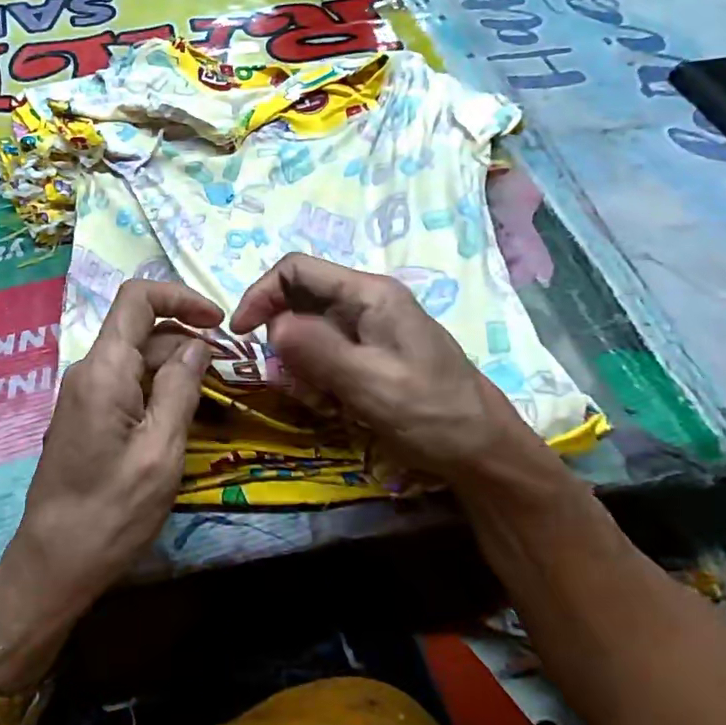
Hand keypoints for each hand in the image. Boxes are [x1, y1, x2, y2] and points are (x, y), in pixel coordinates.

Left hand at [0, 282, 218, 690]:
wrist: (55, 560)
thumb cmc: (112, 510)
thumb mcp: (161, 450)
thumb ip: (180, 388)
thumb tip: (197, 343)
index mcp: (103, 370)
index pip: (136, 299)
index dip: (179, 297)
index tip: (218, 321)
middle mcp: (87, 371)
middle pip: (139, 331)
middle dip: (185, 340)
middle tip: (230, 371)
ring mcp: (82, 394)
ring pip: (134, 359)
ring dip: (174, 367)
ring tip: (214, 397)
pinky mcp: (84, 416)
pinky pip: (124, 385)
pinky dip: (156, 389)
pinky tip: (181, 417)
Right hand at [228, 253, 550, 485]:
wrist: (484, 455)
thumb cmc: (432, 415)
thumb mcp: (371, 384)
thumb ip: (318, 350)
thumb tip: (271, 326)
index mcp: (369, 294)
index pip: (295, 269)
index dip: (260, 294)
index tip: (241, 334)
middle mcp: (365, 302)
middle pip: (297, 300)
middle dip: (283, 340)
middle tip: (292, 381)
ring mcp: (368, 329)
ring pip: (305, 330)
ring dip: (299, 365)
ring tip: (321, 400)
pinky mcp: (368, 353)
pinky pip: (323, 354)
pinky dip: (315, 378)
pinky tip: (333, 405)